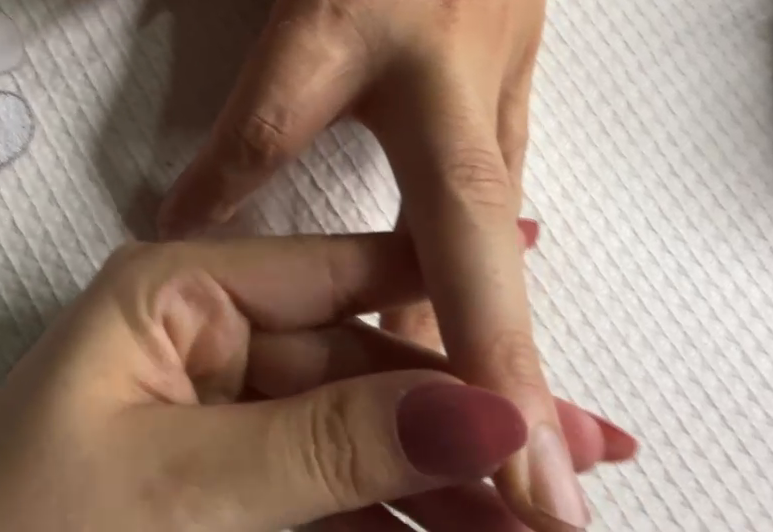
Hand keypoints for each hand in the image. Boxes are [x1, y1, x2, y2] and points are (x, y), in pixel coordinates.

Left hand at [0, 234, 633, 531]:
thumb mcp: (187, 484)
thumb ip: (334, 444)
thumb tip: (483, 406)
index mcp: (179, 288)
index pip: (336, 274)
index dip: (441, 283)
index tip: (539, 266)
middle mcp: (204, 333)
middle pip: (362, 364)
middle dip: (468, 414)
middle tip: (593, 452)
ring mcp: (215, 411)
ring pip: (357, 437)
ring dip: (448, 481)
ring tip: (552, 520)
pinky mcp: (220, 483)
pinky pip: (327, 494)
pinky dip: (396, 522)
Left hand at [56, 0, 592, 526]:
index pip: (266, 123)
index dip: (215, 189)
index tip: (172, 244)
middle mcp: (425, 51)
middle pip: (449, 218)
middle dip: (482, 350)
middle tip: (518, 482)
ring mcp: (488, 70)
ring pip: (494, 222)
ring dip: (514, 338)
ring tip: (537, 470)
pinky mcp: (524, 75)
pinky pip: (502, 184)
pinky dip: (502, 265)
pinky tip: (505, 338)